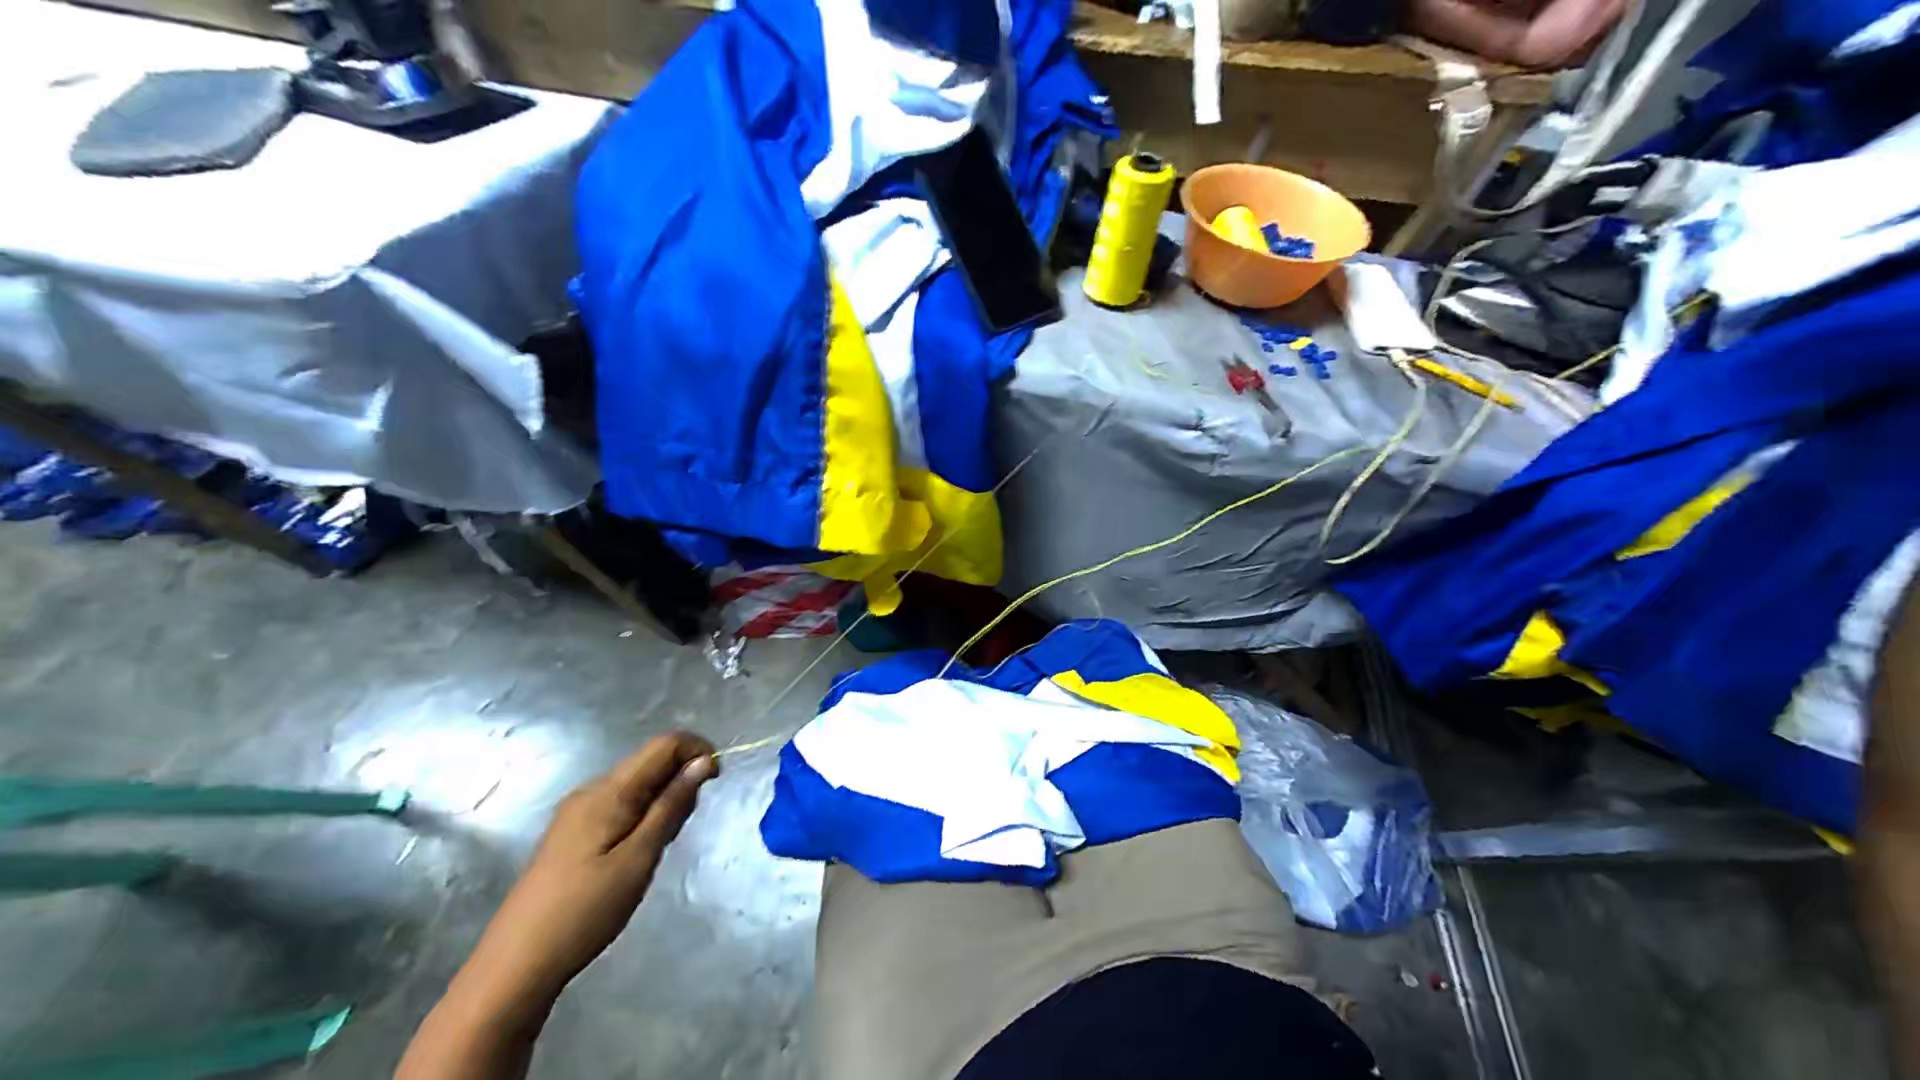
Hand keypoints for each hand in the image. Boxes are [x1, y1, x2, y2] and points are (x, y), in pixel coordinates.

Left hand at [460, 733, 719, 1010]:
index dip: (697, 751)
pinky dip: (643, 816)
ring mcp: (578, 811)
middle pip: (651, 762)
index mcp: (609, 791)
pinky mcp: (572, 832)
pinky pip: (621, 805)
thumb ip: (671, 806)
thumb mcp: (639, 858)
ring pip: (637, 785)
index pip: (664, 744)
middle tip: (680, 831)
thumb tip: (703, 762)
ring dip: (663, 801)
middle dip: (681, 781)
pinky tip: (637, 854)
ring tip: (658, 849)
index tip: (716, 784)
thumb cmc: (585, 910)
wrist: (515, 965)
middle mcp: (592, 790)